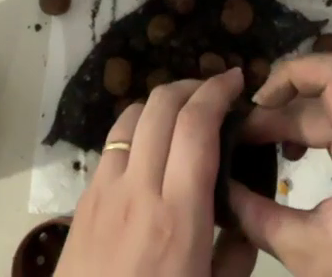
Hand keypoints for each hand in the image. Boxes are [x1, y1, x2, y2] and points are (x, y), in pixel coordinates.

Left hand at [56, 68, 257, 276]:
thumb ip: (237, 251)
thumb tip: (246, 212)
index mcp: (178, 215)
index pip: (196, 125)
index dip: (217, 92)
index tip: (238, 80)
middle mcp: (139, 188)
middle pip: (162, 105)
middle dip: (193, 84)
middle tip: (216, 89)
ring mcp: (105, 189)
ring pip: (133, 115)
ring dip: (163, 101)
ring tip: (185, 110)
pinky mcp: (84, 197)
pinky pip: (113, 142)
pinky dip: (138, 126)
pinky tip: (152, 144)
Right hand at [229, 54, 331, 276]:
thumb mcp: (311, 252)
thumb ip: (259, 217)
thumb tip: (218, 189)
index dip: (289, 74)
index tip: (255, 104)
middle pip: (326, 92)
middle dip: (281, 108)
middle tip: (241, 137)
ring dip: (295, 121)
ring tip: (258, 146)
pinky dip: (314, 134)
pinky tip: (291, 156)